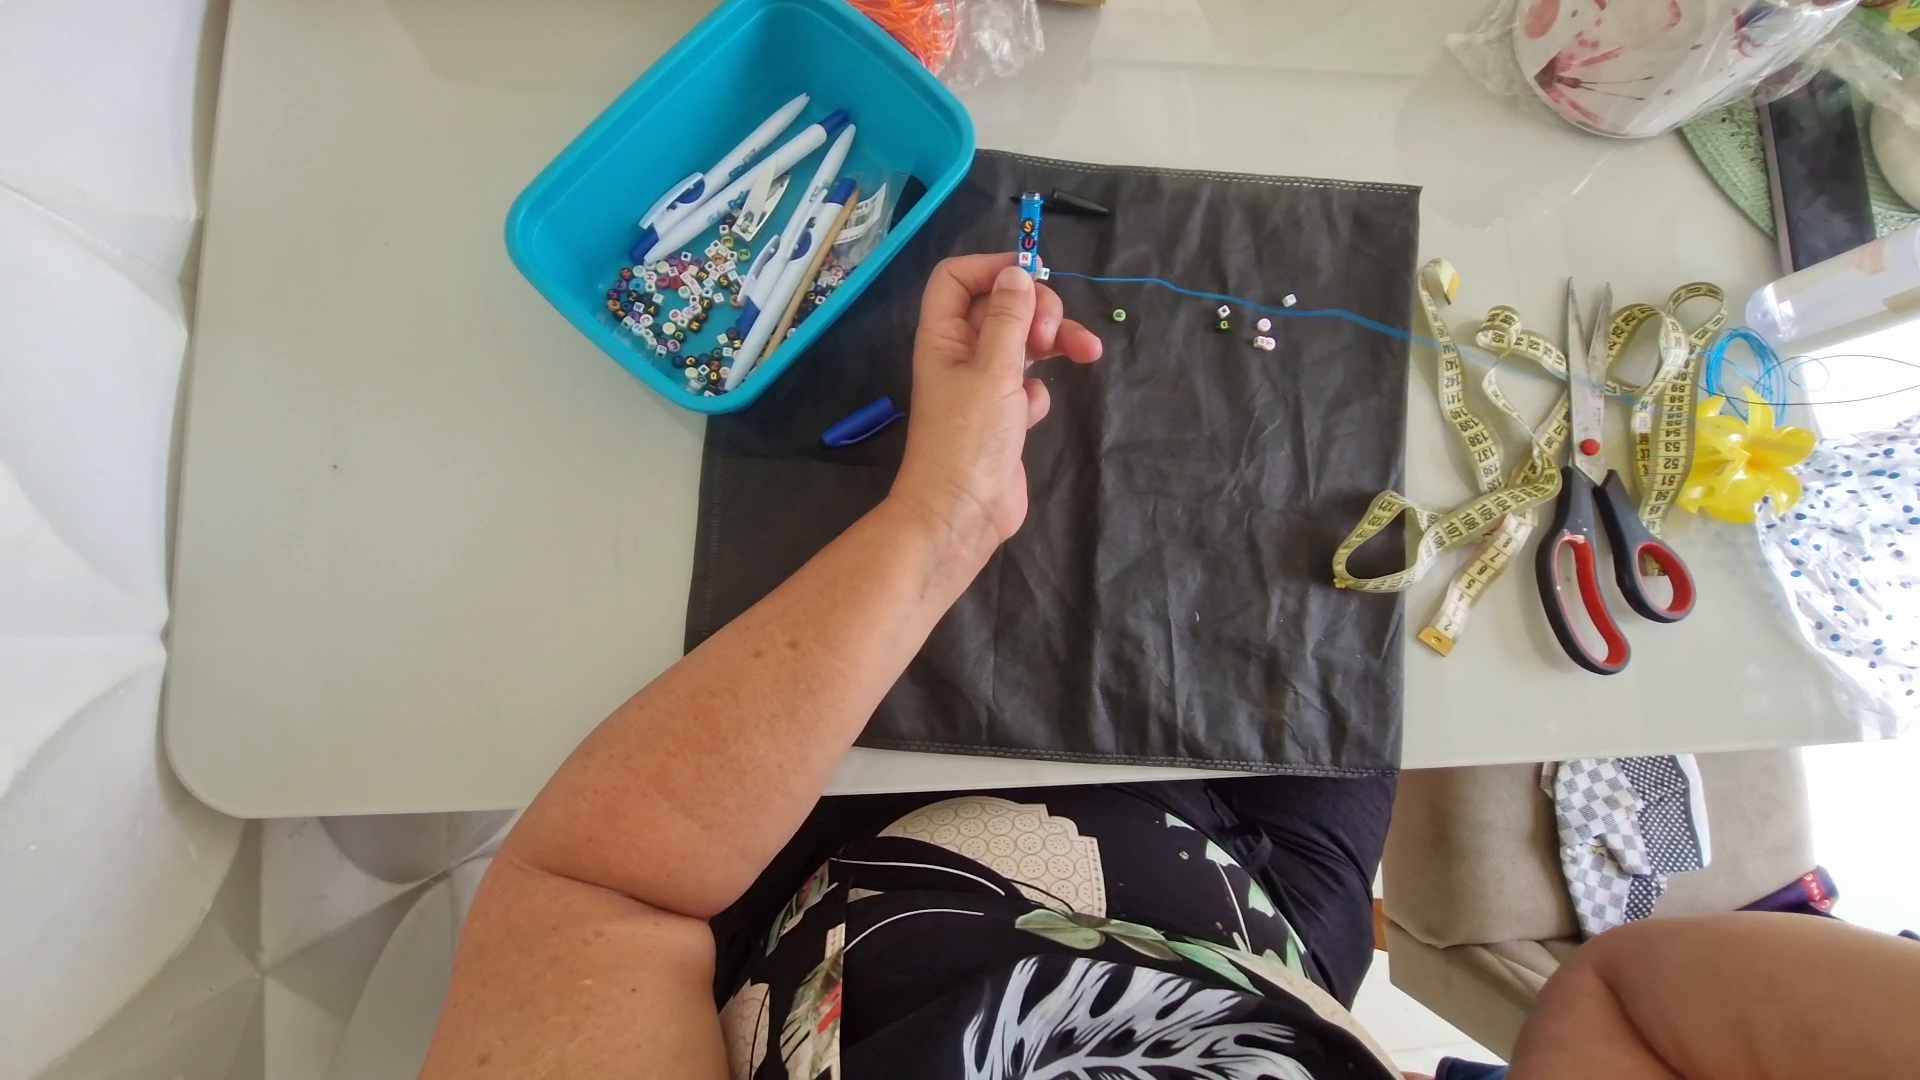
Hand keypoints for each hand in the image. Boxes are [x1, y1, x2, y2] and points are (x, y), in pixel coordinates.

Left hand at [889, 254, 1102, 560]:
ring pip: (1023, 345)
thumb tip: (1017, 274)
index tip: (1032, 277)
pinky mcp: (1004, 417)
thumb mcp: (993, 370)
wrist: (963, 513)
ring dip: (1055, 343)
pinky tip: (1035, 414)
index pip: (958, 278)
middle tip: (1054, 333)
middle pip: (1001, 307)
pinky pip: (1028, 386)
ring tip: (1087, 354)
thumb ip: (1009, 319)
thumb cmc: (970, 439)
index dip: (992, 268)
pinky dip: (1038, 392)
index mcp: (944, 336)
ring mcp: (983, 387)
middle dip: (1037, 309)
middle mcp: (961, 355)